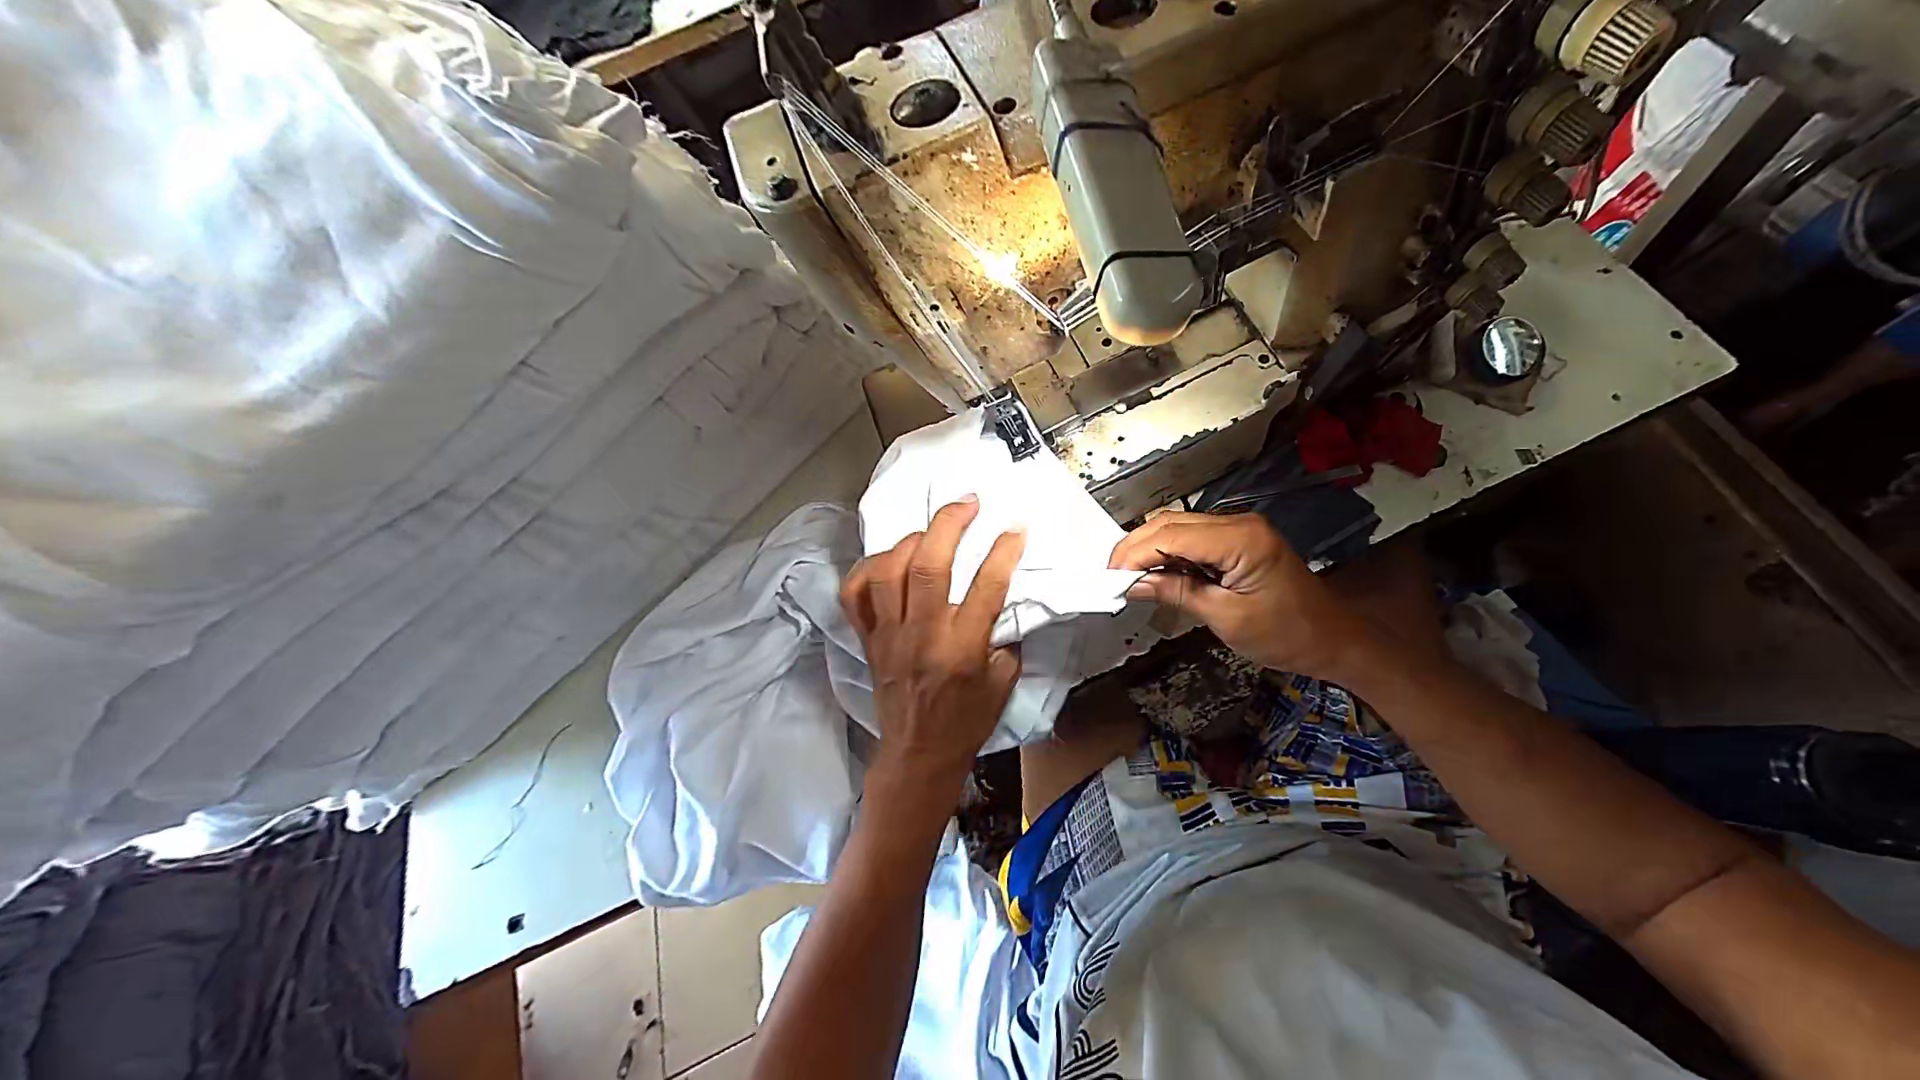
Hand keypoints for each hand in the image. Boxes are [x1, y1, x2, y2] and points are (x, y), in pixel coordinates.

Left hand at [840, 496, 1024, 793]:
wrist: (919, 753)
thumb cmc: (965, 721)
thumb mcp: (1002, 683)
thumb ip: (1005, 637)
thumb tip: (1006, 599)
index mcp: (961, 649)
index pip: (985, 587)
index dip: (1003, 551)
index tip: (1014, 529)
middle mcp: (922, 635)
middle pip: (929, 564)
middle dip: (950, 524)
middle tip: (967, 504)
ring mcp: (889, 635)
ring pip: (889, 571)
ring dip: (910, 540)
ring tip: (930, 529)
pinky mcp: (868, 639)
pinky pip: (856, 594)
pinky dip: (867, 568)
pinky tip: (887, 558)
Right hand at [1109, 511, 1374, 678]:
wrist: (1334, 640)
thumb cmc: (1286, 633)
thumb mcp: (1226, 617)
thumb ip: (1177, 593)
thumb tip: (1133, 585)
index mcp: (1241, 539)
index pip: (1171, 536)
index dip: (1135, 554)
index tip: (1109, 577)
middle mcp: (1238, 523)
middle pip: (1170, 523)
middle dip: (1135, 548)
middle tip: (1110, 576)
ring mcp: (1239, 529)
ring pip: (1177, 528)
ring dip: (1148, 549)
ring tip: (1125, 577)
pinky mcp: (1237, 541)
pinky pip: (1192, 539)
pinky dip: (1167, 554)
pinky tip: (1153, 573)